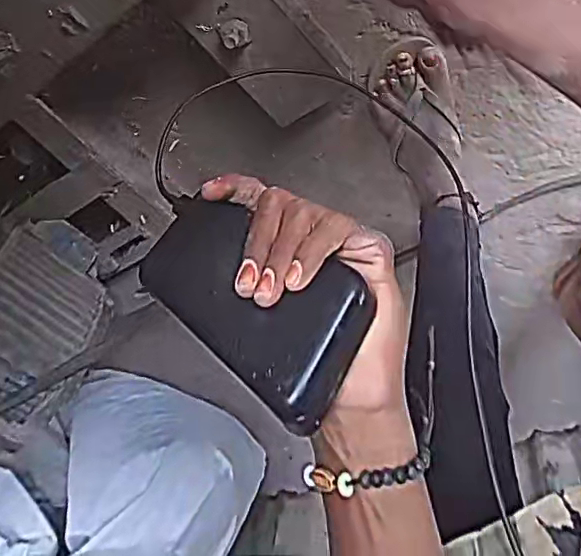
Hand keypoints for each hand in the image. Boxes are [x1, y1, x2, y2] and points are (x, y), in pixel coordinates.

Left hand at [200, 175, 408, 424]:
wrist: (358, 393)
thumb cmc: (319, 355)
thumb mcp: (271, 312)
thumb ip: (252, 280)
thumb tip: (216, 272)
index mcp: (286, 239)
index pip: (259, 198)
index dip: (234, 188)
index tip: (212, 194)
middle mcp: (312, 230)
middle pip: (276, 204)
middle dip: (257, 242)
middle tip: (249, 283)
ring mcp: (340, 236)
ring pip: (301, 213)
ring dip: (280, 251)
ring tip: (273, 288)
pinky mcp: (369, 246)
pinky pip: (336, 229)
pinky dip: (311, 252)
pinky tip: (299, 277)